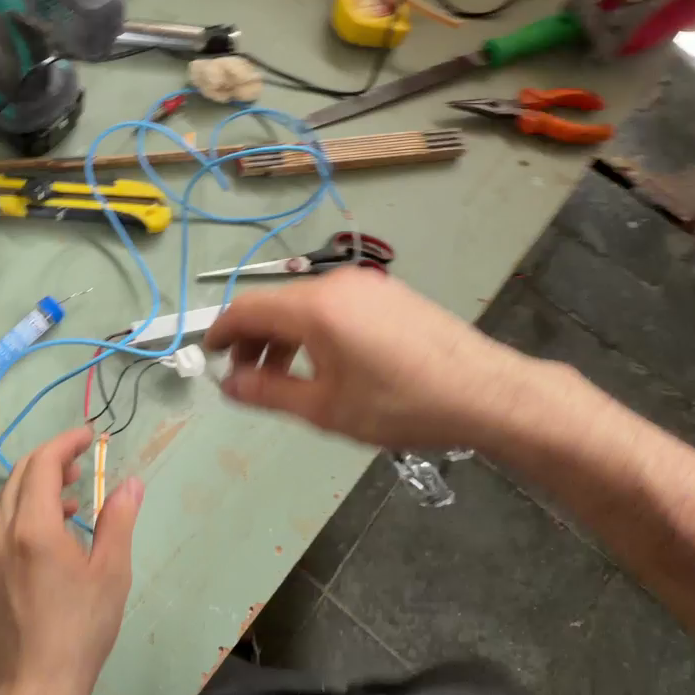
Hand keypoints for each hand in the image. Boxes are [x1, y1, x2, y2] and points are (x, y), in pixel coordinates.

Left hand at [0, 427, 143, 694]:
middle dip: (51, 459)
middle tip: (83, 462)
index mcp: (33, 528)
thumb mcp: (112, 573)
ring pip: (7, 498)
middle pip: (20, 475)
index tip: (90, 436)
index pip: (43, 464)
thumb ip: (118, 520)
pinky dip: (25, 508)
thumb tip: (131, 482)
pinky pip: (1, 522)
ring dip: (37, 484)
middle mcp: (2, 532)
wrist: (35, 690)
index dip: (66, 442)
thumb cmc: (80, 630)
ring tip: (74, 496)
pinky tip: (53, 531)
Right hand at [204, 267, 540, 449]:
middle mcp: (337, 284)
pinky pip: (335, 306)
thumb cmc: (401, 405)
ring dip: (285, 338)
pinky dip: (315, 331)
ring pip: (306, 306)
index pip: (247, 308)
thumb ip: (269, 393)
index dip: (221, 331)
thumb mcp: (327, 409)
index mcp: (315, 307)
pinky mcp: (390, 294)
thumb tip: (227, 385)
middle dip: (253, 340)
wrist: (488, 393)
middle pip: (276, 305)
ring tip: (287, 379)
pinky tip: (327, 364)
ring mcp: (367, 285)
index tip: (207, 356)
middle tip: (246, 379)